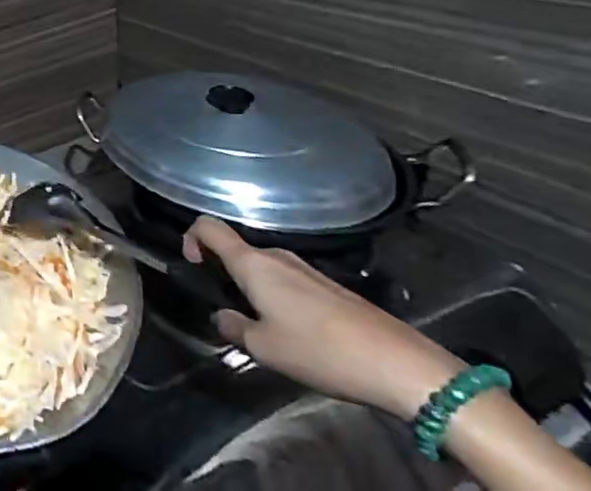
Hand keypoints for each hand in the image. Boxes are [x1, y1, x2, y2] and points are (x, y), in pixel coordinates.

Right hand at [183, 216, 466, 417]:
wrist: (400, 364)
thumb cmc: (320, 350)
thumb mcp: (265, 348)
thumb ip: (234, 327)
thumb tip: (223, 316)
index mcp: (253, 264)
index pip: (208, 227)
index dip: (190, 237)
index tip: (193, 265)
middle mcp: (277, 256)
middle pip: (237, 250)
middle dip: (225, 274)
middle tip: (230, 312)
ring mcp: (307, 269)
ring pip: (265, 268)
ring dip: (254, 289)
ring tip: (265, 329)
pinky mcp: (330, 287)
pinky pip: (289, 282)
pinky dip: (280, 298)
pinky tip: (298, 335)